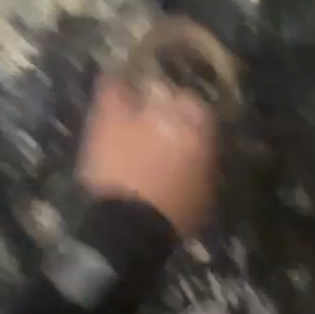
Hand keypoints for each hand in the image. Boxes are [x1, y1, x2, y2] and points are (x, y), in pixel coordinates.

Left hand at [76, 77, 217, 238]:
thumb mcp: (205, 190)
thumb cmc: (173, 215)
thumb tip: (201, 148)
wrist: (128, 226)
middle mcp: (172, 109)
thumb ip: (205, 160)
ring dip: (144, 98)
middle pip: (173, 95)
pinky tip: (116, 86)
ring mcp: (138, 110)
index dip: (193, 120)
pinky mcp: (109, 116)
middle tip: (162, 124)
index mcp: (200, 127)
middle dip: (169, 107)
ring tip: (138, 107)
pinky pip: (112, 88)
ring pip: (145, 89)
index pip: (201, 109)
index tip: (187, 132)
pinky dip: (116, 86)